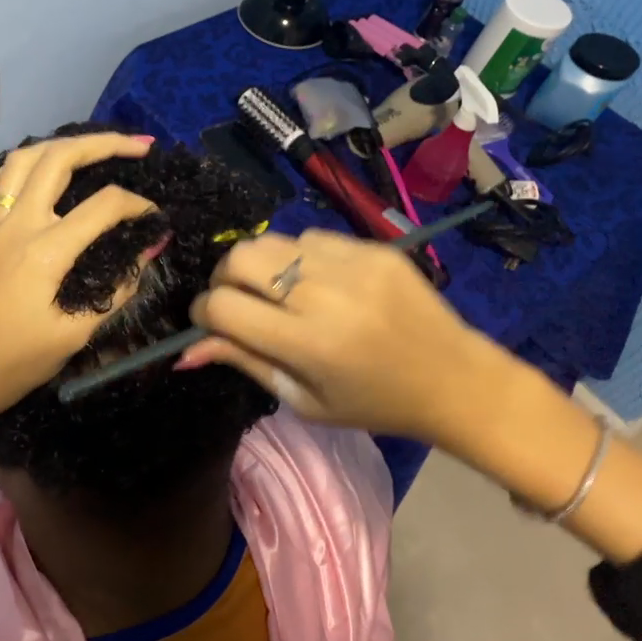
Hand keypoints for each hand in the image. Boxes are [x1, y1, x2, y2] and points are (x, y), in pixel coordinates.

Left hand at [0, 133, 161, 460]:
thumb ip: (115, 291)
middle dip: (104, 144)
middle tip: (139, 145)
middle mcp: (15, 225)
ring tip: (89, 148)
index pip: (103, 206)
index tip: (156, 217)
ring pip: (21, 160)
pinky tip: (33, 174)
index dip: (138, 206)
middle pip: (59, 159)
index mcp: (44, 251)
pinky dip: (17, 168)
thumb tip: (148, 254)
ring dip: (59, 146)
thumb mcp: (72, 336)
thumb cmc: (11, 366)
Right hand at [180, 228, 515, 443]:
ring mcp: (352, 264)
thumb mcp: (303, 399)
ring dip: (259, 266)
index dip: (203, 314)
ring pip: (270, 242)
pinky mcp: (372, 247)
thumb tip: (185, 350)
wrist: (456, 380)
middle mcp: (325, 296)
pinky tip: (318, 283)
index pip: (222, 307)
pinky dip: (298, 258)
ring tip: (278, 292)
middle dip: (223, 280)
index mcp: (308, 344)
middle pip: (238, 258)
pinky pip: (310, 237)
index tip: (211, 324)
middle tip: (237, 302)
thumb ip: (245, 363)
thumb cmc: (375, 403)